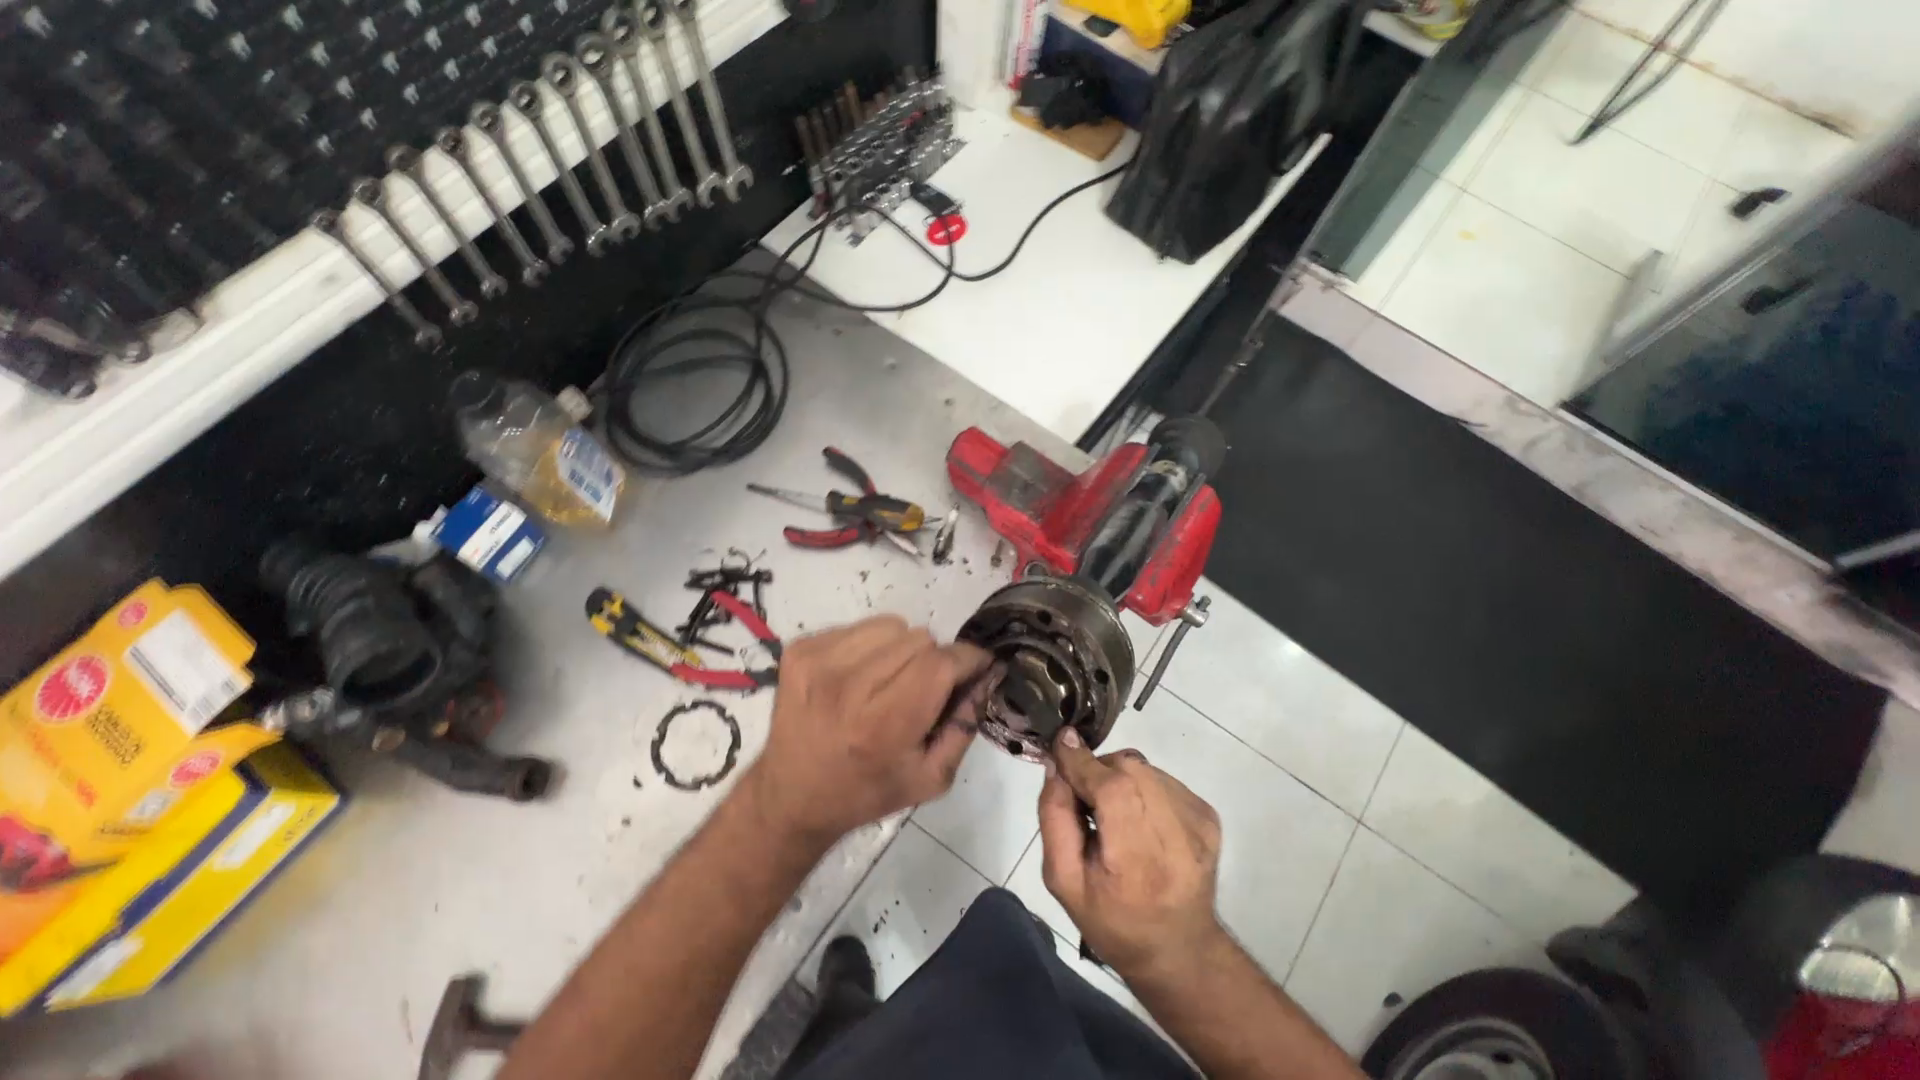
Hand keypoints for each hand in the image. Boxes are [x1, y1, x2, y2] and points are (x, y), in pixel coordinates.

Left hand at [746, 616, 992, 844]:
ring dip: (902, 648)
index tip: (977, 667)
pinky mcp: (800, 650)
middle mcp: (848, 687)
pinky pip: (859, 626)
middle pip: (920, 639)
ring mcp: (819, 663)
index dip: (968, 660)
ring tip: (889, 680)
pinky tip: (859, 677)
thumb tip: (988, 675)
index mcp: (883, 724)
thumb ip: (965, 724)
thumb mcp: (931, 777)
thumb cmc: (868, 791)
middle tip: (923, 689)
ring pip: (892, 625)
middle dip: (933, 660)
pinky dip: (870, 646)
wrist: (793, 795)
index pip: (941, 663)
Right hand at [1038, 727, 1226, 981]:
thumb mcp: (1063, 881)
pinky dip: (1141, 788)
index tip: (1059, 743)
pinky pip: (1163, 780)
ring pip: (1145, 769)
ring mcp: (1199, 822)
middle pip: (1129, 768)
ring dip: (1119, 778)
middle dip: (1097, 770)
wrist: (1178, 949)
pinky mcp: (1209, 816)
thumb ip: (1055, 819)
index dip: (1082, 762)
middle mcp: (1177, 834)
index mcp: (1138, 858)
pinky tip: (1137, 821)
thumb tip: (1056, 767)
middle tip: (1083, 800)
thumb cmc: (1112, 921)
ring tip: (1111, 814)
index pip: (1111, 787)